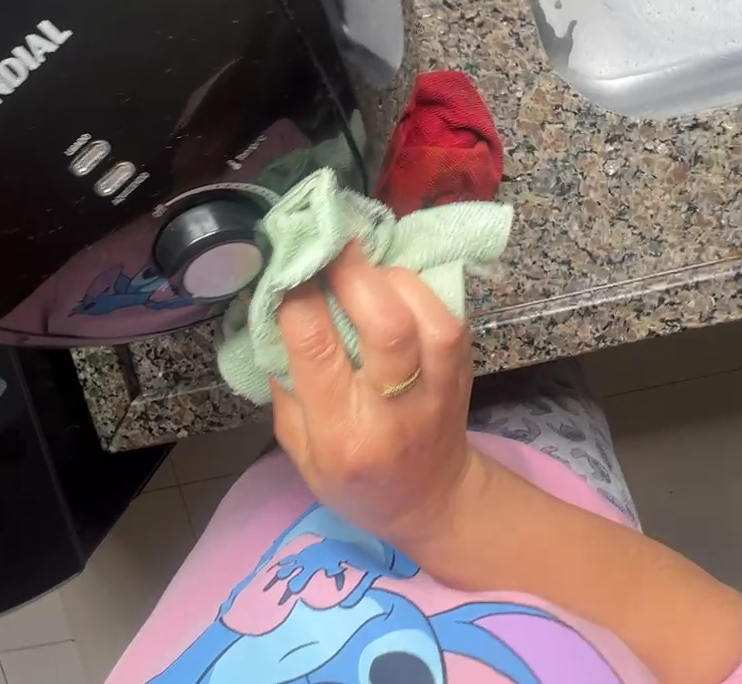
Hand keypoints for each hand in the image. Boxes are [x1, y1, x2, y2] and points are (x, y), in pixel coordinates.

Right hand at [269, 243, 487, 548]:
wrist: (433, 499)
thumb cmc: (355, 481)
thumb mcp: (299, 453)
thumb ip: (286, 389)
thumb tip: (276, 315)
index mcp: (344, 435)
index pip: (319, 351)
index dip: (301, 296)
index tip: (289, 266)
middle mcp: (396, 410)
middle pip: (386, 326)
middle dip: (354, 273)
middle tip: (330, 242)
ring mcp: (440, 388)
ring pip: (427, 317)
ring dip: (391, 278)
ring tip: (364, 267)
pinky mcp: (466, 369)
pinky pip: (446, 315)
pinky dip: (418, 290)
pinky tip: (394, 285)